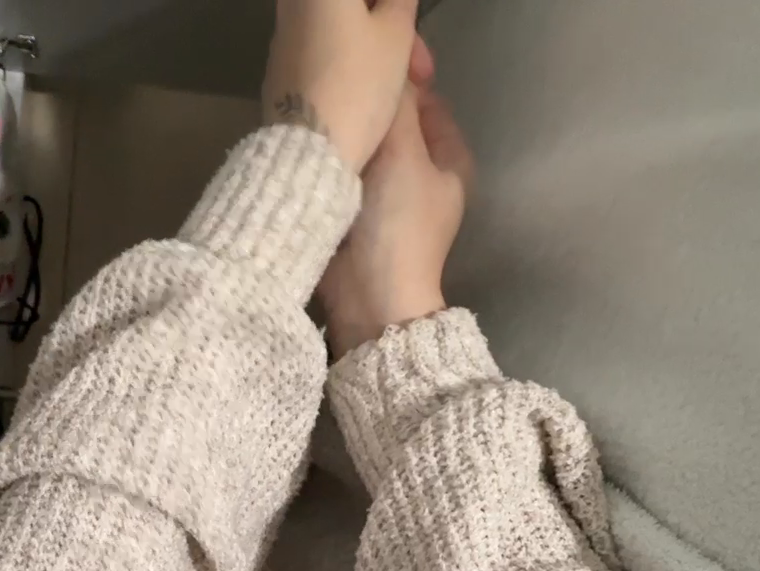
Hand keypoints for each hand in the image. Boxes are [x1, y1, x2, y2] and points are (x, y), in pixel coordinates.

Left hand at [261, 0, 425, 170]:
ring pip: (338, 36)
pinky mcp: (277, 78)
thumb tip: (393, 0)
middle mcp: (291, 7)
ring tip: (400, 89)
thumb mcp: (396, 36)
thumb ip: (399, 2)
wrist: (308, 152)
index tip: (412, 29)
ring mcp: (281, 44)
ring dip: (373, 53)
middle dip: (390, 31)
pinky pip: (321, 60)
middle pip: (353, 12)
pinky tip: (366, 97)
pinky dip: (347, 69)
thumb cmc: (358, 86)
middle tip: (419, 69)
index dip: (396, 9)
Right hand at [320, 85, 473, 357]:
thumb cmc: (397, 227)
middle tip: (332, 104)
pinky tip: (309, 165)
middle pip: (390, 130)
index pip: (425, 102)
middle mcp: (421, 180)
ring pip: (362, 158)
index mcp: (449, 160)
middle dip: (364, 118)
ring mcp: (386, 205)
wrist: (370, 304)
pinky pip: (339, 186)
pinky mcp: (355, 226)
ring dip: (342, 148)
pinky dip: (328, 177)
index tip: (363, 79)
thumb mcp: (403, 153)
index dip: (398, 86)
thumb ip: (395, 106)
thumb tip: (385, 77)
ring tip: (317, 133)